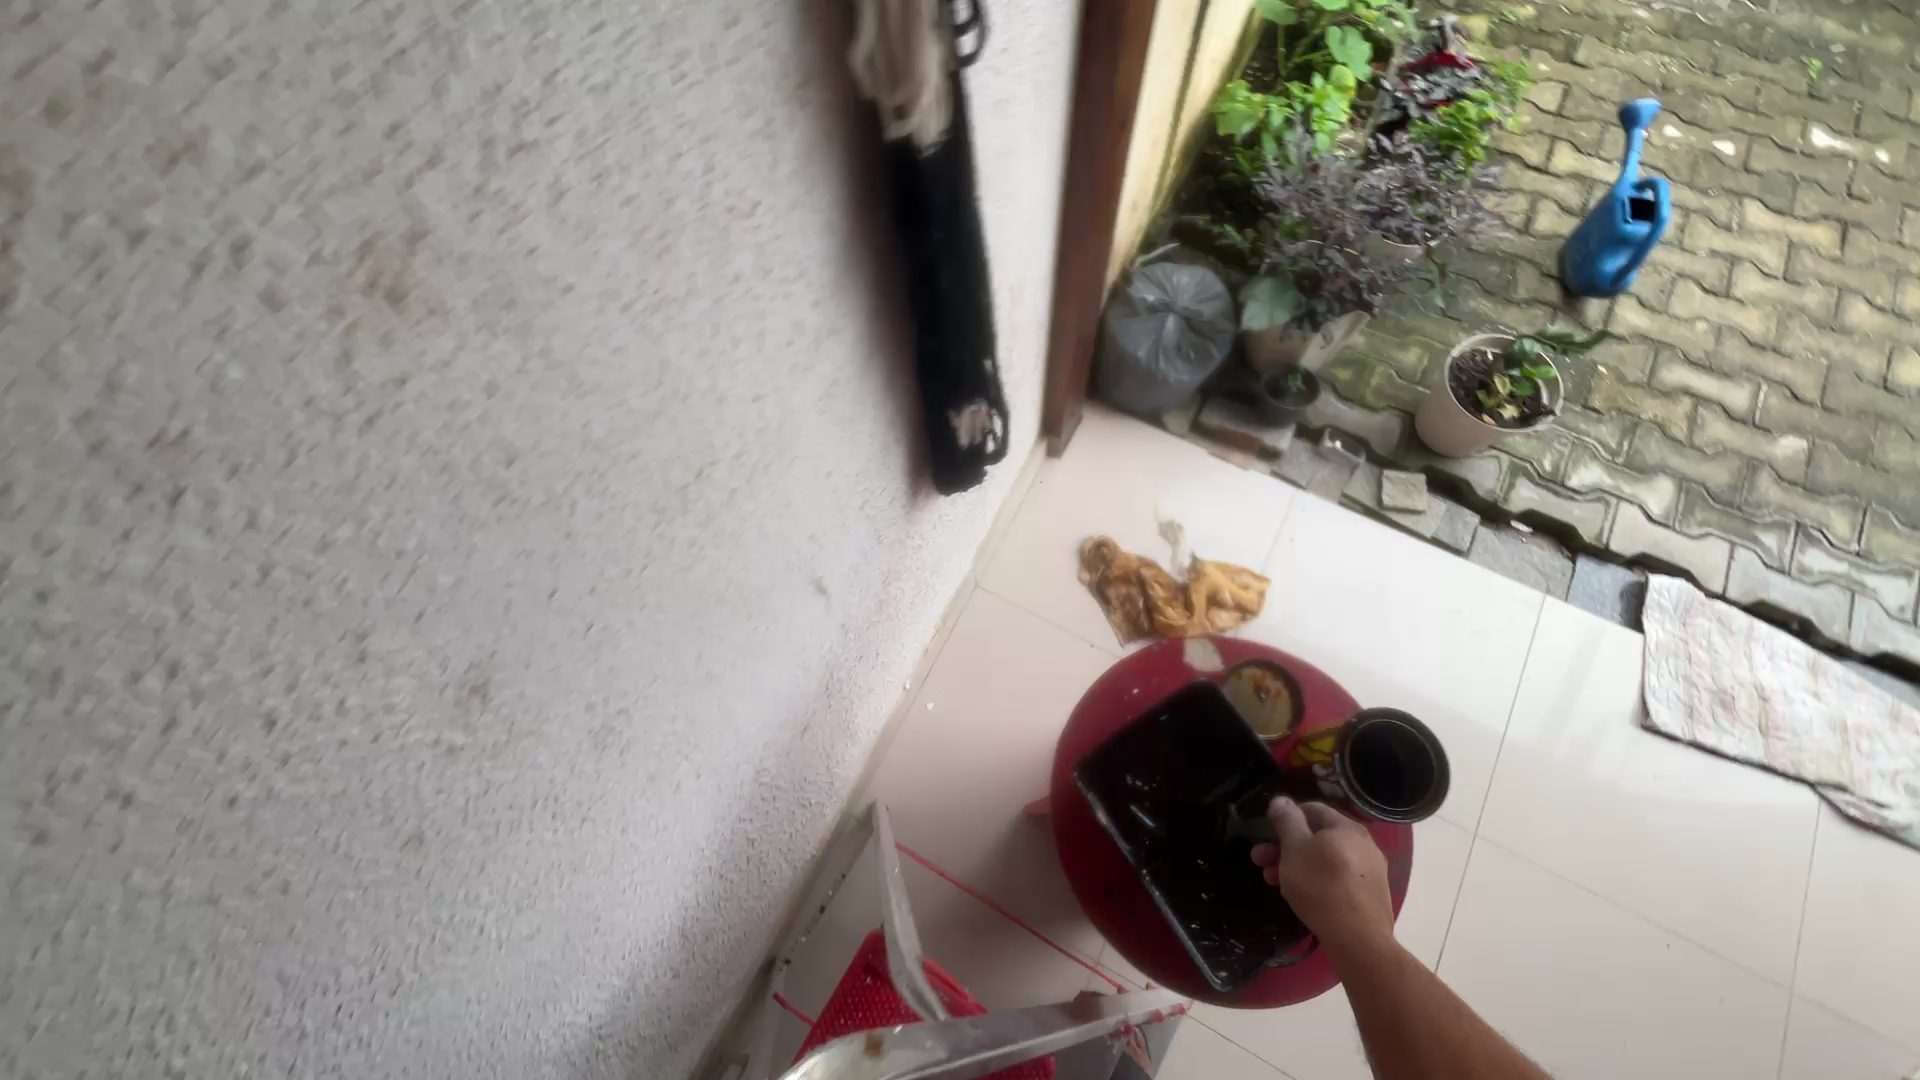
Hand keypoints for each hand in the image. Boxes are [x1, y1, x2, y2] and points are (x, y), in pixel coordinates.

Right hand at [1250, 796, 1394, 957]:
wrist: (1359, 941)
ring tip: (1272, 880)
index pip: (1312, 808)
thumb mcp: (1294, 849)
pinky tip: (1298, 893)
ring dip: (1296, 864)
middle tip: (1260, 859)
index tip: (1267, 832)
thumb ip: (1287, 820)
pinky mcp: (1369, 895)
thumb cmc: (1321, 887)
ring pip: (1324, 859)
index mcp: (1347, 828)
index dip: (1286, 816)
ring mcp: (1369, 871)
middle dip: (1285, 846)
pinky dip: (1316, 879)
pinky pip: (1337, 878)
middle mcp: (1364, 844)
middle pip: (1317, 837)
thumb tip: (1281, 800)